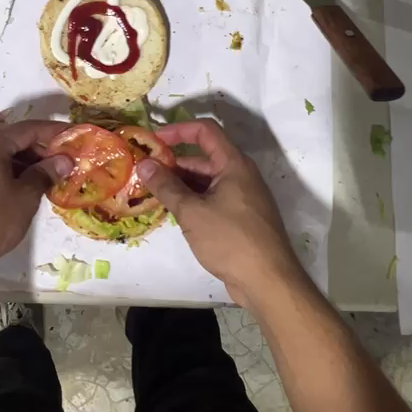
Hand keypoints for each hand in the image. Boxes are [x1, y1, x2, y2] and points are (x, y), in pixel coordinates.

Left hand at [0, 120, 70, 274]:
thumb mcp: (25, 197)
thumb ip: (45, 174)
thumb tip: (64, 161)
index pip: (27, 129)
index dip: (53, 131)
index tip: (74, 136)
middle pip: (12, 141)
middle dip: (40, 149)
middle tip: (64, 162)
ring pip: (0, 156)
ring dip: (25, 163)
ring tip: (48, 177)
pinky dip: (9, 172)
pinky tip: (24, 188)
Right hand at [136, 119, 307, 305]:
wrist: (268, 281)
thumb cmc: (231, 240)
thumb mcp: (192, 211)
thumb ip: (166, 186)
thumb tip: (144, 164)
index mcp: (234, 164)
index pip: (205, 131)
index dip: (178, 130)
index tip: (153, 140)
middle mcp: (240, 175)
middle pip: (203, 157)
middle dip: (173, 162)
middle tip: (145, 172)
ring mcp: (242, 197)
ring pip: (206, 180)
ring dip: (180, 183)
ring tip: (152, 192)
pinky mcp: (240, 217)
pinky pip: (212, 198)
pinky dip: (192, 199)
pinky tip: (173, 211)